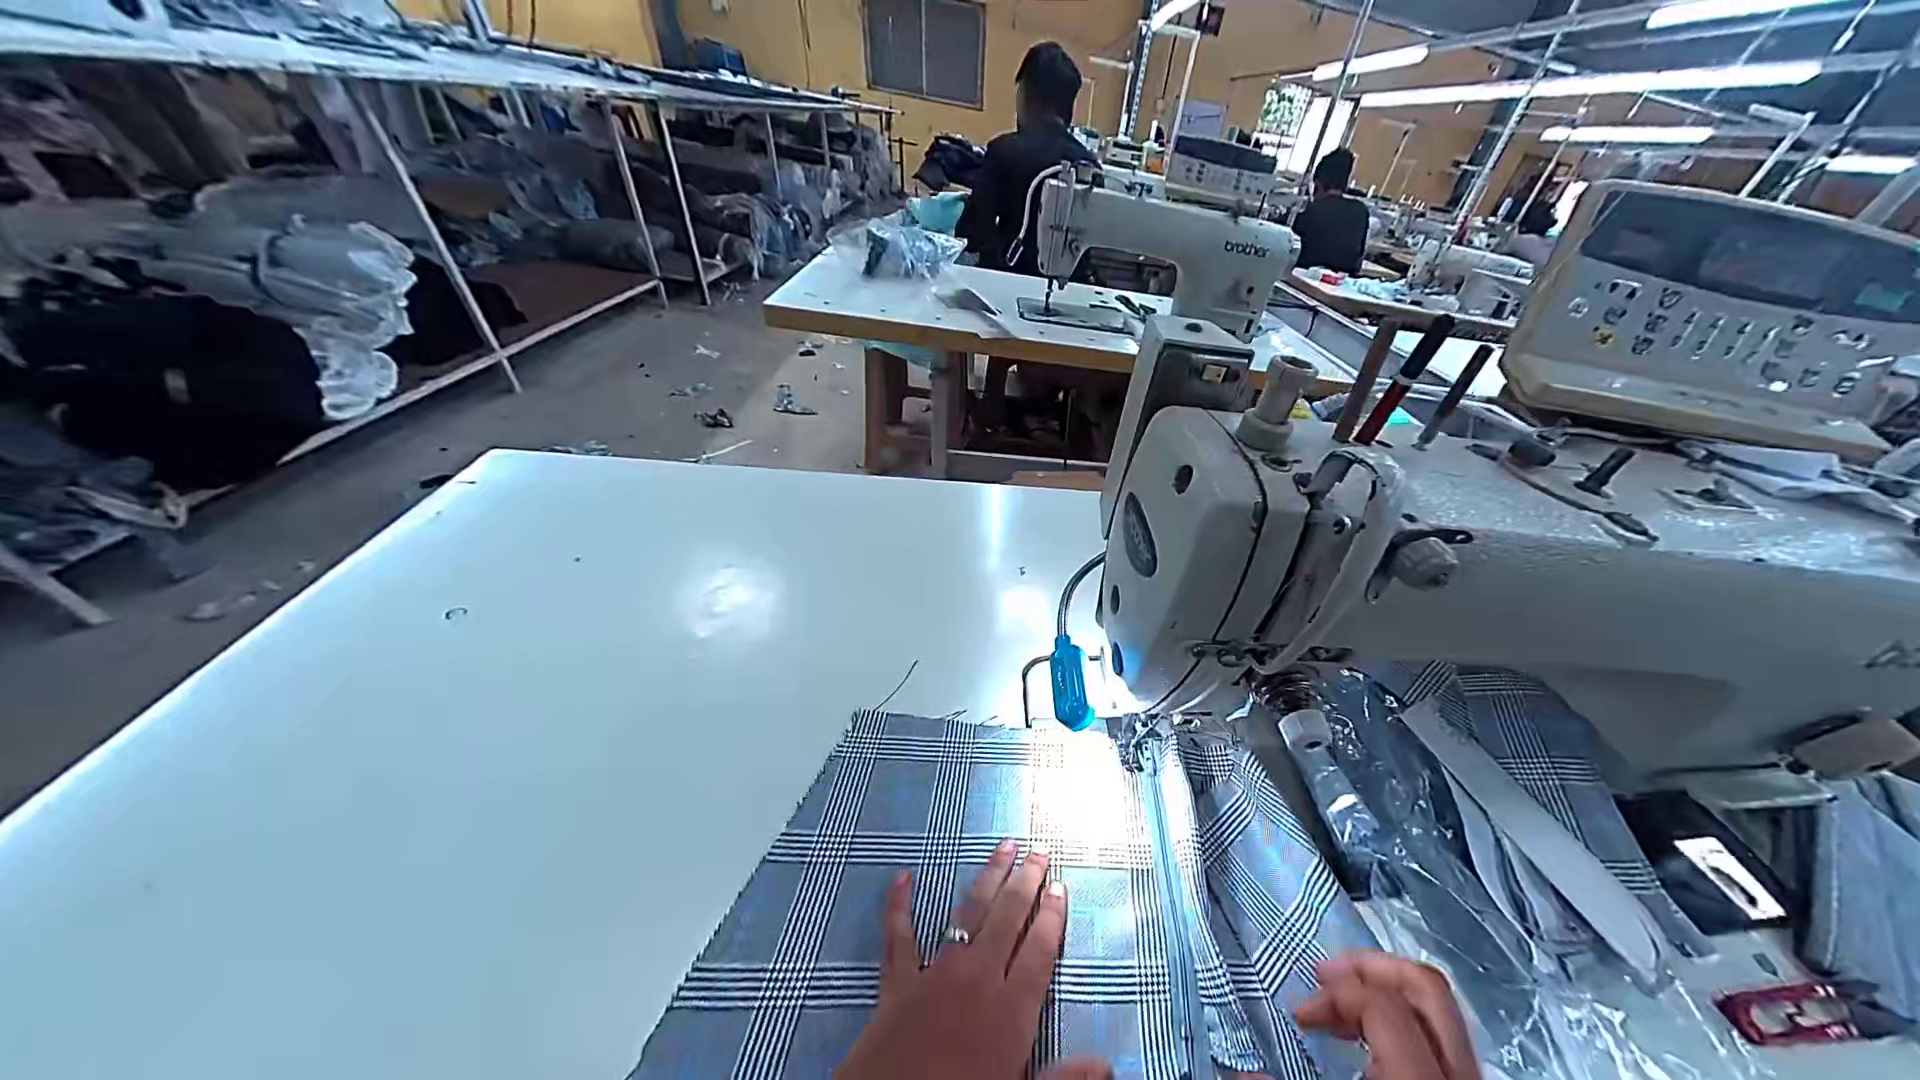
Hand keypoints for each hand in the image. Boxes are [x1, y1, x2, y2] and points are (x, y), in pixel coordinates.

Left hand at [834, 839, 1109, 1079]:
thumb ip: (1064, 1078)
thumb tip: (1108, 1064)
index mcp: (1011, 1009)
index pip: (1040, 950)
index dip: (1052, 916)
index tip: (1060, 886)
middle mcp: (978, 978)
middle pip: (1008, 917)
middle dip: (1026, 881)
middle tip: (1038, 851)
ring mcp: (937, 972)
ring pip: (968, 913)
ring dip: (987, 877)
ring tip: (1003, 847)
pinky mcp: (899, 980)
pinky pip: (899, 934)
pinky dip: (899, 905)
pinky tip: (903, 878)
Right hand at [1295, 952, 1479, 1079]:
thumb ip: (1300, 1078)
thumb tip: (1254, 1062)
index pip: (1383, 1004)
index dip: (1337, 992)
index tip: (1304, 1011)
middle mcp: (1461, 1074)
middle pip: (1423, 984)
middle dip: (1367, 966)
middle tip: (1325, 975)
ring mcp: (1473, 1078)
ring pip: (1436, 1003)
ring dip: (1380, 989)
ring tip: (1340, 1005)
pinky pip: (1438, 1031)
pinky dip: (1399, 1017)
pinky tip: (1368, 1036)